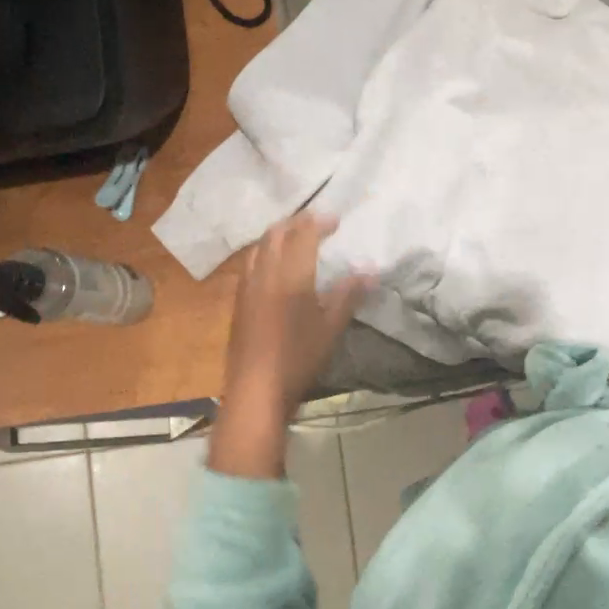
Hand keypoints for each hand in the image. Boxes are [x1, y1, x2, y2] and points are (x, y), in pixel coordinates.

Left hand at [209, 213, 370, 478]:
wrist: (256, 389)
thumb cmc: (299, 358)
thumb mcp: (331, 328)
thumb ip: (349, 295)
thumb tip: (370, 270)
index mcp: (290, 276)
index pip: (303, 235)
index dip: (319, 222)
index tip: (336, 218)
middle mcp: (264, 274)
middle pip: (275, 234)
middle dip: (295, 223)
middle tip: (314, 223)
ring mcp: (246, 287)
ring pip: (258, 248)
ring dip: (276, 236)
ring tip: (293, 239)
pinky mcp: (238, 303)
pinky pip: (250, 265)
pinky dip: (264, 254)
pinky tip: (273, 268)